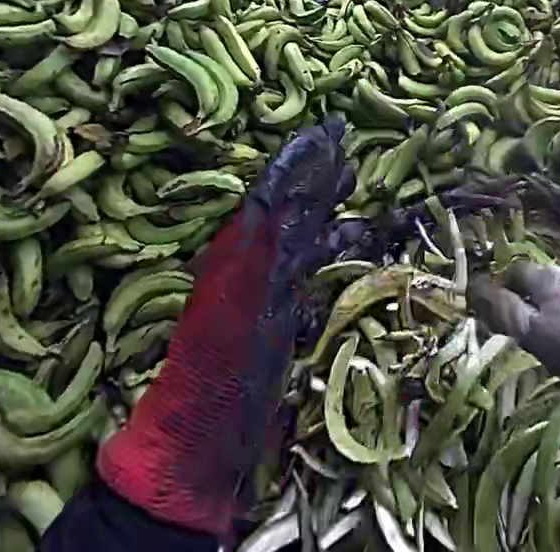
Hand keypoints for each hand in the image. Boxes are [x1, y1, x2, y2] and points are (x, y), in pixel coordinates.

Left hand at [96, 121, 352, 533]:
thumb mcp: (251, 291)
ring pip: (305, 230)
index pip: (278, 182)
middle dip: (321, 171)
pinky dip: (333, 246)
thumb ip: (274, 235)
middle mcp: (253, 253)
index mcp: (241, 241)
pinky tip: (353, 243)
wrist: (202, 433)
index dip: (304, 153)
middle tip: (347, 144)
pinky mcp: (278, 310)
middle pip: (293, 200)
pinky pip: (310, 263)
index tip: (330, 127)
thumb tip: (289, 179)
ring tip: (357, 184)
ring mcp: (266, 282)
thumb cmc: (224, 359)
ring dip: (331, 205)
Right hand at [467, 261, 559, 401]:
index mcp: (547, 278)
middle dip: (531, 296)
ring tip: (557, 332)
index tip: (496, 305)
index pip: (516, 271)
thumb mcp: (531, 333)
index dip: (502, 285)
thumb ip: (503, 309)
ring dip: (557, 304)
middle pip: (543, 279)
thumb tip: (475, 287)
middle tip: (526, 323)